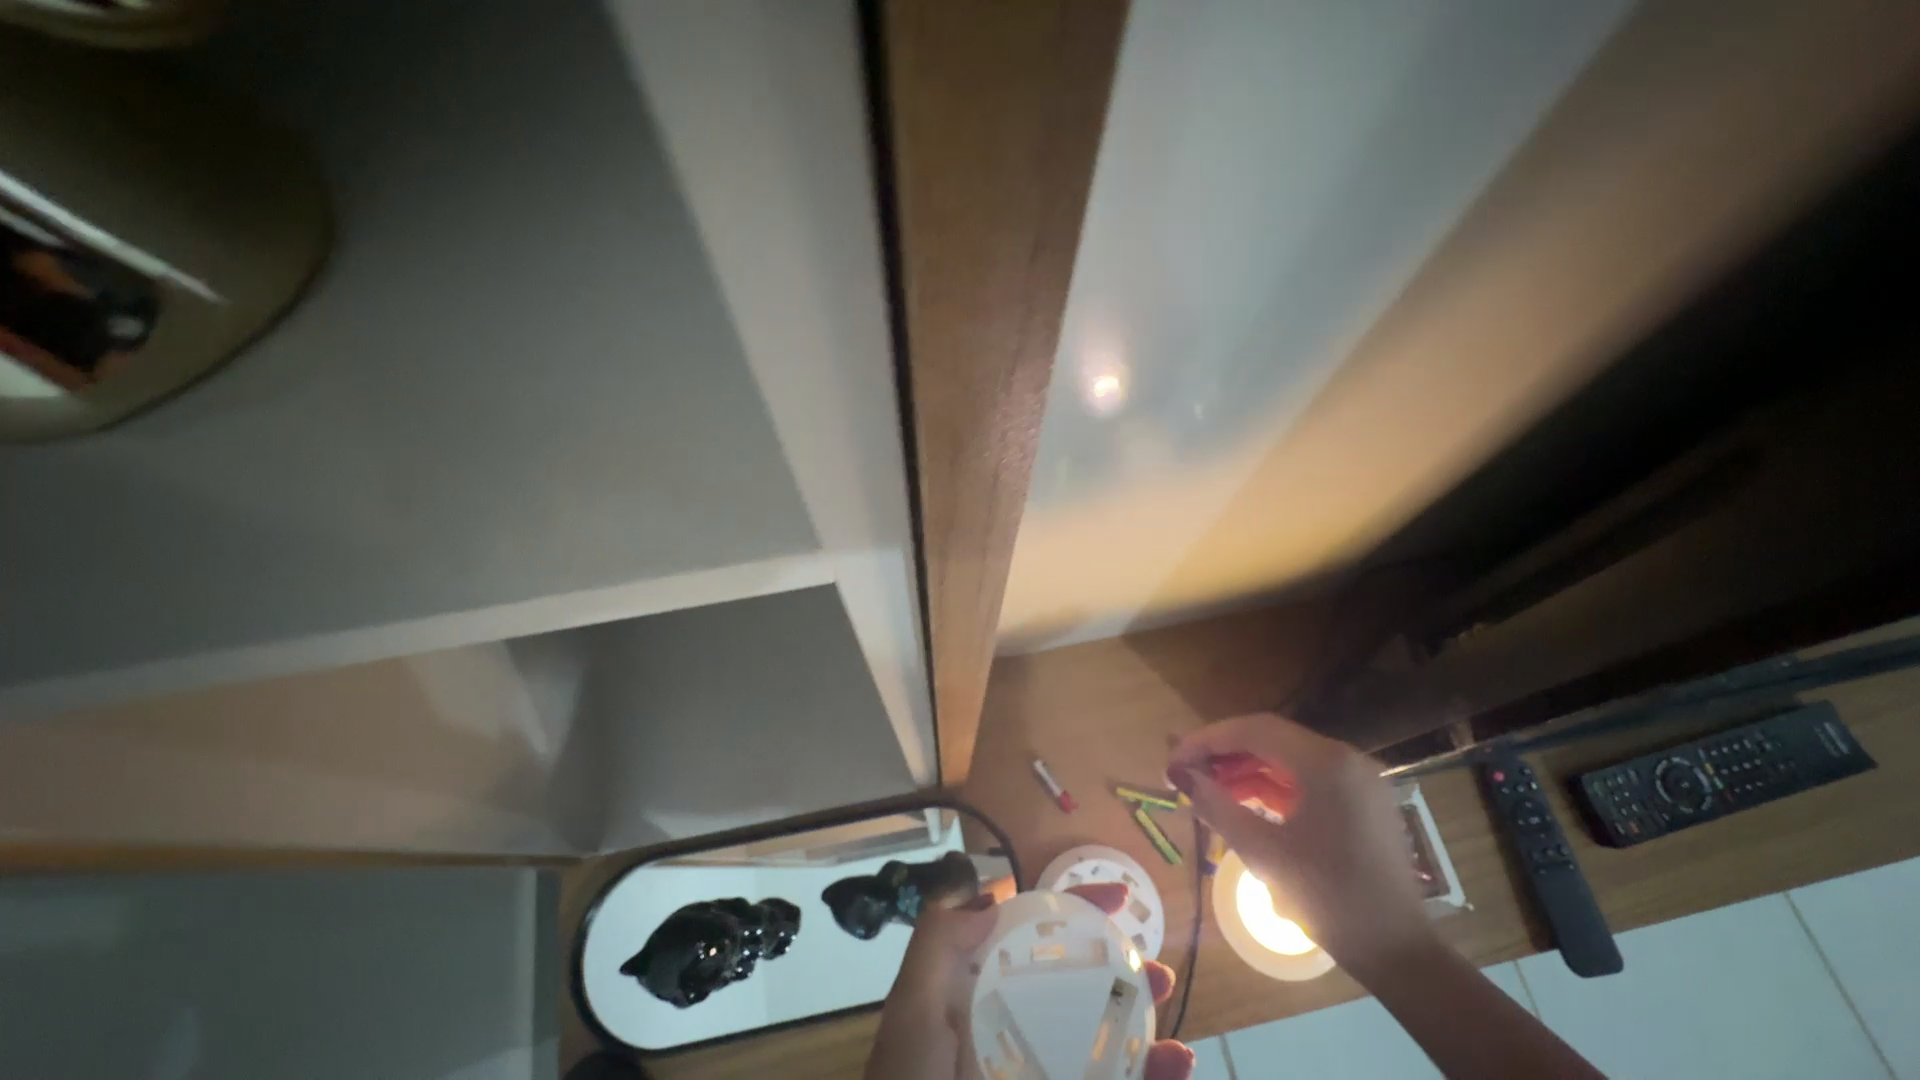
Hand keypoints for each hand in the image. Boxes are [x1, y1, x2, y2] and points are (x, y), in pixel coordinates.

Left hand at [864, 883, 1194, 1079]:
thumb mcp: (912, 1011)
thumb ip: (937, 949)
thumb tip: (991, 899)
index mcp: (981, 988)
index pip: (1035, 934)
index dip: (1074, 909)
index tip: (1118, 896)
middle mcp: (1015, 1022)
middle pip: (1078, 984)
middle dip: (1121, 970)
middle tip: (1156, 969)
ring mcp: (1041, 1066)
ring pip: (1103, 1036)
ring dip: (1144, 1024)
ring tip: (1172, 1024)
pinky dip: (1150, 1076)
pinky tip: (1175, 1067)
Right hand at [1168, 713, 1433, 973]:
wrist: (1397, 950)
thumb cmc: (1328, 899)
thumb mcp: (1263, 854)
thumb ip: (1218, 806)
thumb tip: (1182, 776)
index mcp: (1326, 763)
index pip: (1253, 730)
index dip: (1206, 740)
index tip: (1172, 761)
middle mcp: (1346, 759)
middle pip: (1271, 739)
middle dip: (1223, 754)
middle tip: (1184, 775)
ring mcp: (1358, 779)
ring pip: (1288, 759)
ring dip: (1245, 770)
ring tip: (1207, 791)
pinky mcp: (1362, 801)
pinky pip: (1308, 779)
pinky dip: (1273, 787)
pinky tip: (1244, 804)